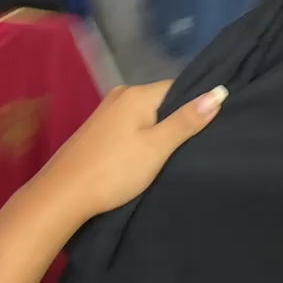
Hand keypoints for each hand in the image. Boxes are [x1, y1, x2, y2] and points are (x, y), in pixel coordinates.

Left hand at [21, 81, 225, 228]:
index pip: (177, 87)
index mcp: (136, 94)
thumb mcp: (157, 147)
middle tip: (198, 143)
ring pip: (145, 115)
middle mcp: (120, 95)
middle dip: (178, 118)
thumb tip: (219, 91)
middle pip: (161, 101)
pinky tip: (147, 156)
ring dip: (159, 130)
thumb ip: (187, 121)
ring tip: (176, 152)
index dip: (196, 103)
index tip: (214, 124)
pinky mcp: (97, 130)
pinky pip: (130, 125)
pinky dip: (142, 136)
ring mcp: (105, 112)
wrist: (64, 195)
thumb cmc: (115, 169)